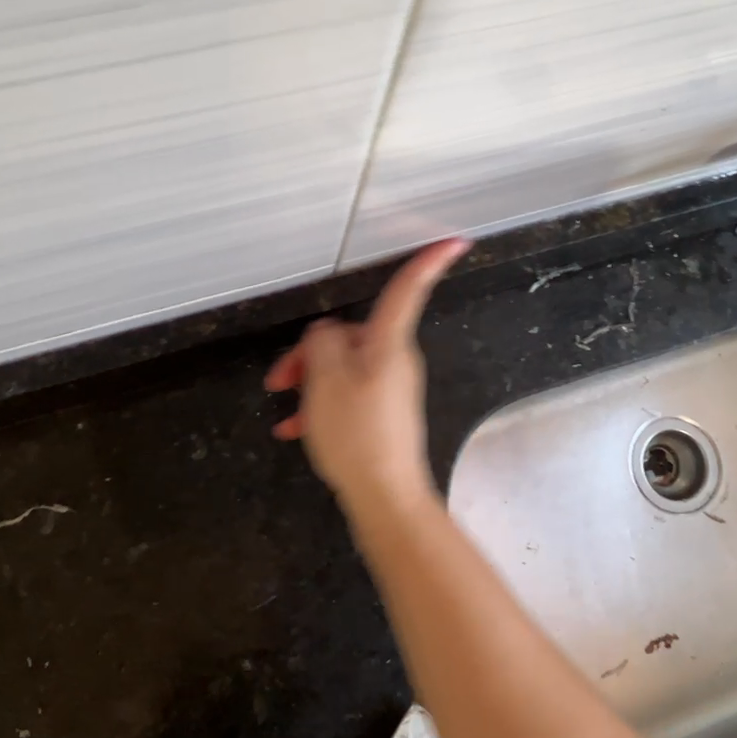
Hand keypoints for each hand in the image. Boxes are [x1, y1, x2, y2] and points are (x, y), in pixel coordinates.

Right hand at [266, 239, 471, 513]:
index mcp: (387, 344)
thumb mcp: (326, 379)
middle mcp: (394, 360)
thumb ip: (321, 342)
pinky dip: (321, 407)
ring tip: (284, 408)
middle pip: (350, 337)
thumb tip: (326, 333)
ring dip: (310, 383)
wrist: (385, 497)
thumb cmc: (356, 432)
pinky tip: (294, 429)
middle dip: (311, 352)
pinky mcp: (382, 415)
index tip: (457, 240)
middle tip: (279, 380)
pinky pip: (347, 397)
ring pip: (343, 369)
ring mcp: (390, 389)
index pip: (407, 291)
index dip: (427, 262)